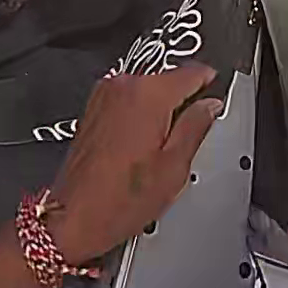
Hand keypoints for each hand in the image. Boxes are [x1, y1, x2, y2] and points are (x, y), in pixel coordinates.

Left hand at [45, 64, 224, 263]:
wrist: (72, 216)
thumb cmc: (118, 199)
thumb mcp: (175, 167)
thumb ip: (197, 126)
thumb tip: (211, 106)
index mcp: (149, 94)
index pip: (193, 71)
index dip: (210, 85)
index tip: (215, 99)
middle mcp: (125, 85)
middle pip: (170, 79)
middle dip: (183, 102)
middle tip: (183, 139)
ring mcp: (106, 93)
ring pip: (150, 89)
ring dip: (160, 109)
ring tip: (156, 148)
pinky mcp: (95, 105)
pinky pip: (130, 98)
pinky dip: (139, 114)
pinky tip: (138, 146)